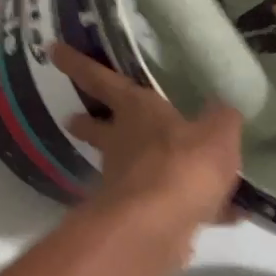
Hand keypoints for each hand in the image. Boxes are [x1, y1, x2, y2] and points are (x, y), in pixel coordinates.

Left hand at [48, 44, 243, 255]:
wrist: (156, 224)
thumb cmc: (182, 165)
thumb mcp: (216, 134)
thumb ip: (220, 119)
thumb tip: (222, 108)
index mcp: (135, 110)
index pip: (101, 79)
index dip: (79, 64)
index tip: (51, 50)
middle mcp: (121, 140)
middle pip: (97, 126)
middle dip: (86, 122)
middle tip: (73, 118)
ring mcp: (123, 177)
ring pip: (126, 164)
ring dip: (139, 164)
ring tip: (169, 168)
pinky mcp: (137, 211)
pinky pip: (165, 201)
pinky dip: (188, 204)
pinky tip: (224, 213)